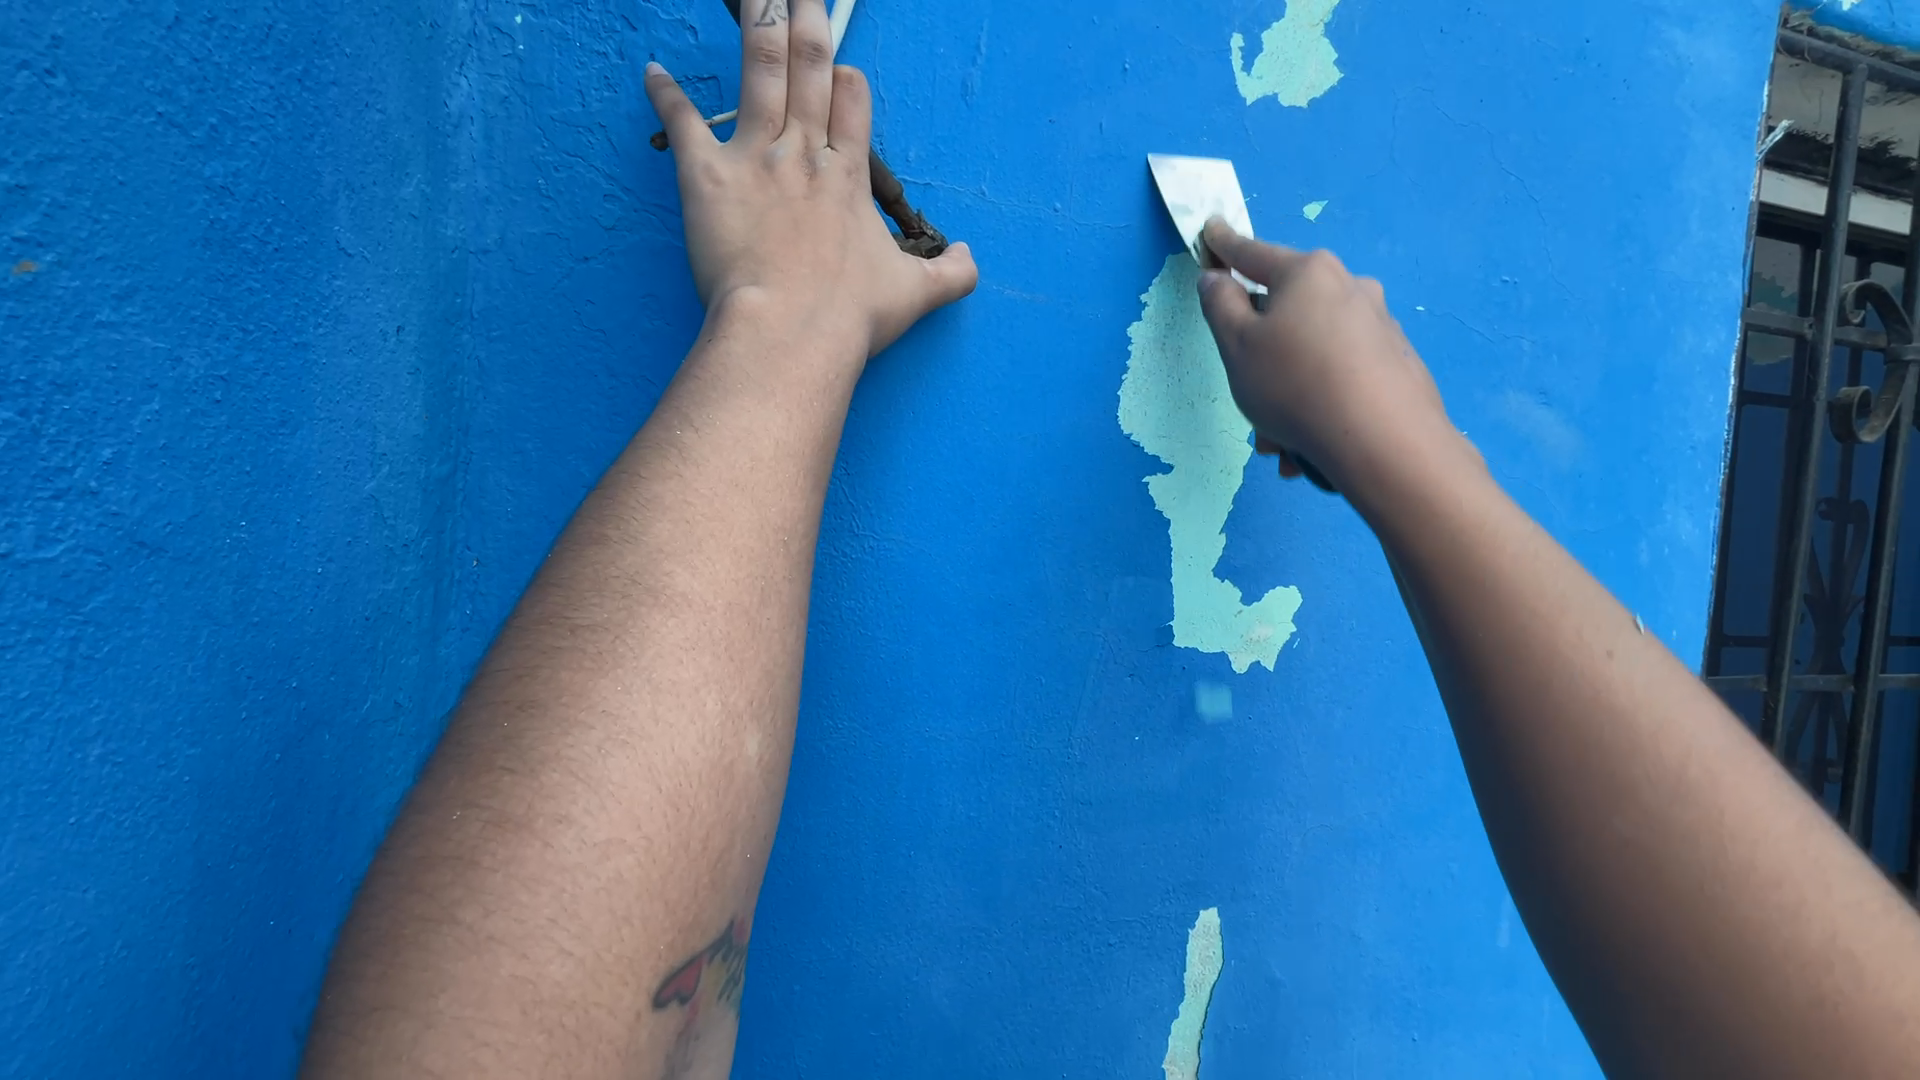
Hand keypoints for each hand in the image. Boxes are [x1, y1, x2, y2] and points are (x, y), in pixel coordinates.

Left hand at [644, 0, 977, 361]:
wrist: (791, 333)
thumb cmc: (851, 315)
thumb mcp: (916, 295)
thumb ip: (951, 275)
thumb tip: (971, 260)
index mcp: (849, 175)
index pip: (851, 100)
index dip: (846, 80)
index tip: (841, 71)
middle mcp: (804, 152)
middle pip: (808, 66)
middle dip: (806, 22)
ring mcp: (755, 157)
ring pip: (759, 69)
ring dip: (757, 24)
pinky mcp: (706, 176)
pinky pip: (683, 122)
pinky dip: (666, 95)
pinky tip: (654, 72)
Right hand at [1195, 218, 1471, 499]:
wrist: (1383, 441)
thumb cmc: (1294, 386)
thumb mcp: (1237, 347)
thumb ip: (1219, 306)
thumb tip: (1216, 278)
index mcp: (1307, 274)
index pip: (1252, 254)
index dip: (1224, 247)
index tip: (1211, 231)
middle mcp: (1348, 287)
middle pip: (1286, 314)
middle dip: (1261, 358)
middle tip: (1250, 401)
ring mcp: (1378, 323)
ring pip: (1312, 353)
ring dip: (1287, 392)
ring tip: (1281, 442)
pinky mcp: (1397, 361)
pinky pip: (1340, 376)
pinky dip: (1318, 403)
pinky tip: (1309, 444)